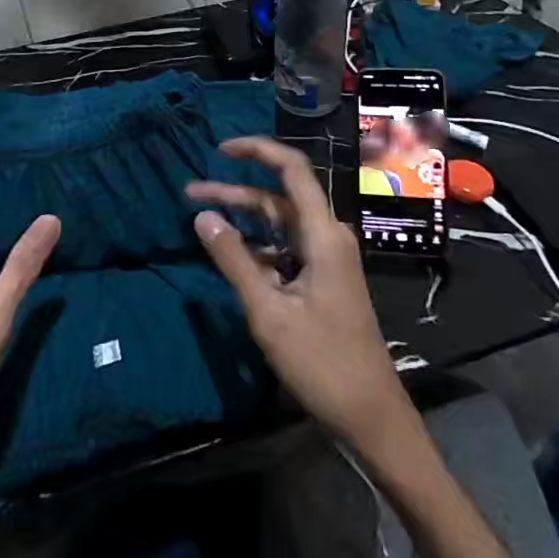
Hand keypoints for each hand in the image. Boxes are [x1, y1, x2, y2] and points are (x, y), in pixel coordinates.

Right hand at [186, 137, 404, 444]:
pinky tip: (231, 253)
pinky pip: (287, 248)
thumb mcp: (268, 312)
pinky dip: (259, 246)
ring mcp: (328, 257)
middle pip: (280, 197)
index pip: (293, 170)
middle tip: (189, 192)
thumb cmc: (321, 361)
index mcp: (324, 234)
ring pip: (282, 223)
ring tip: (201, 217)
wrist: (369, 410)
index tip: (220, 150)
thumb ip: (234, 260)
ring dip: (244, 218)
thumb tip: (202, 217)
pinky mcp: (324, 277)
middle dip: (236, 191)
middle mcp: (329, 235)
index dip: (258, 150)